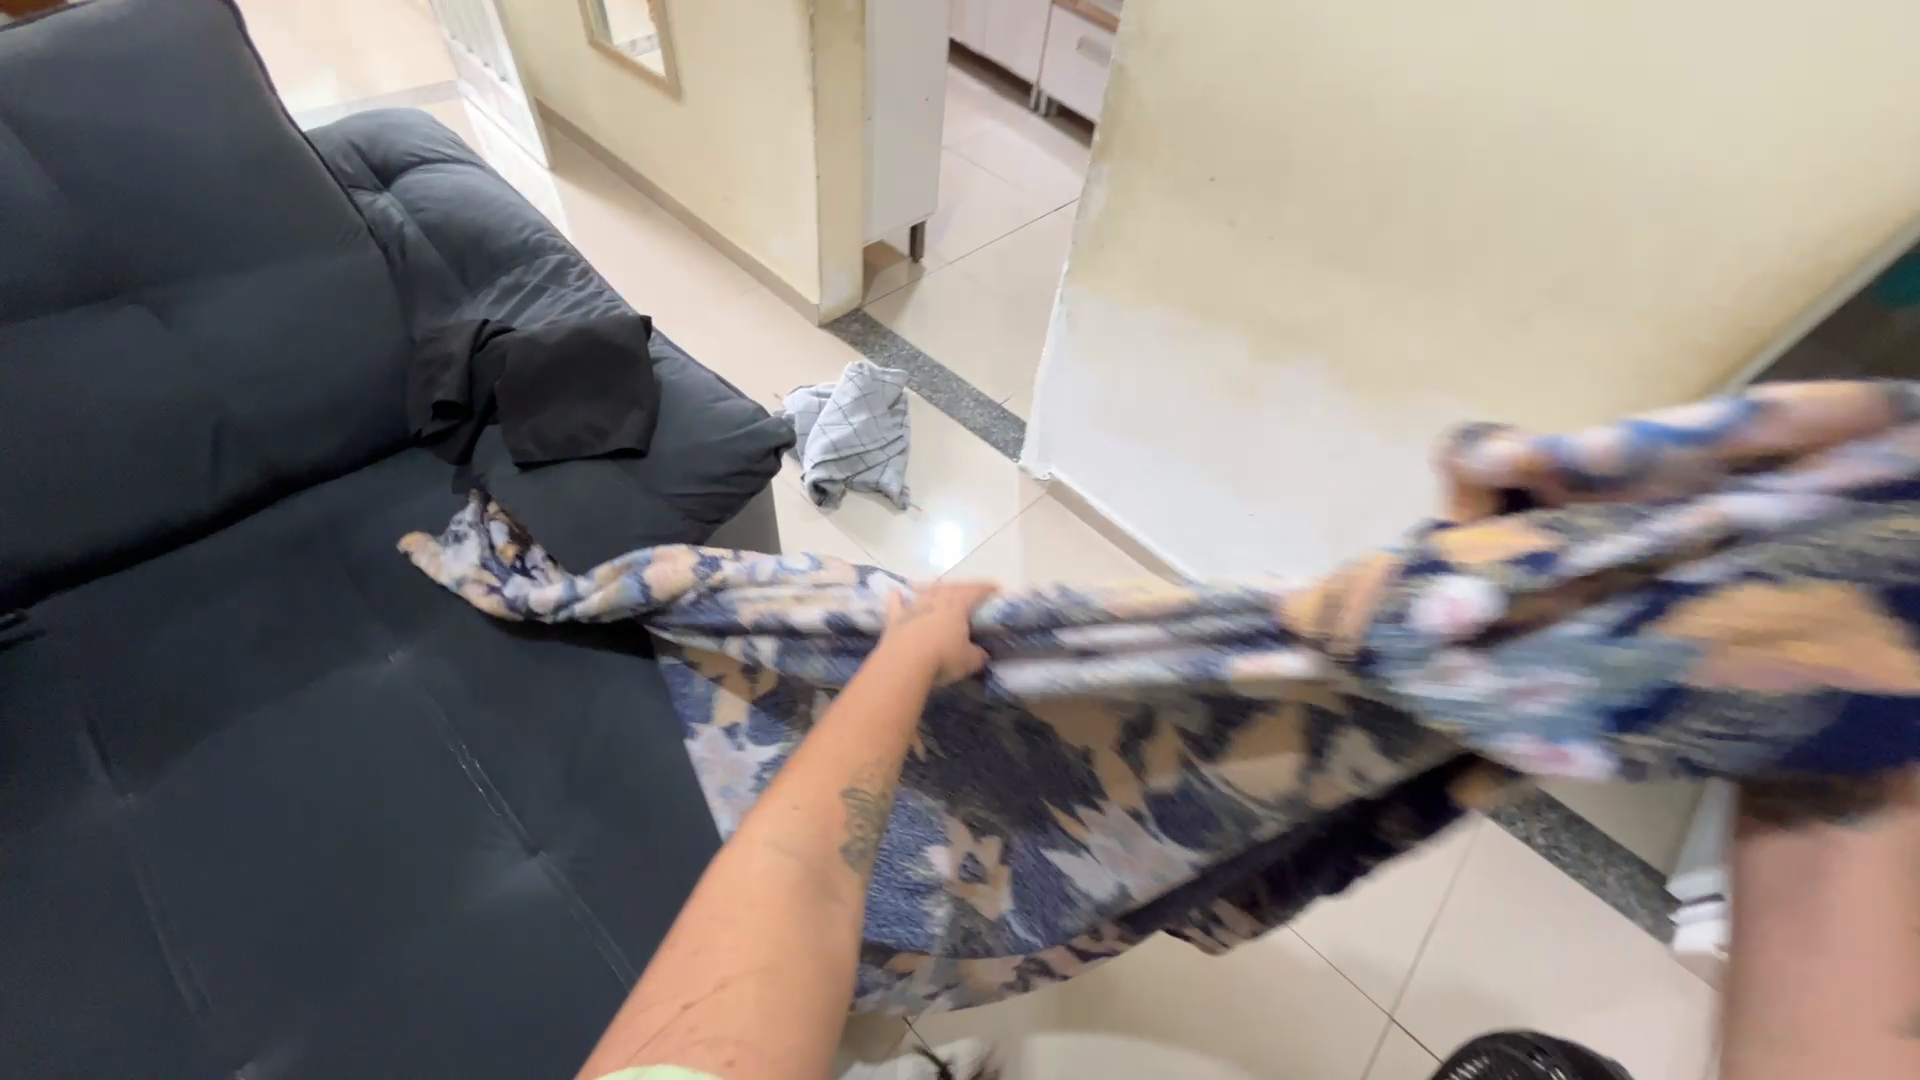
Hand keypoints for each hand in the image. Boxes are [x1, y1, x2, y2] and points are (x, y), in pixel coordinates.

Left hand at [876, 581, 997, 686]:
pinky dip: (897, 597)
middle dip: (963, 587)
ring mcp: (914, 607)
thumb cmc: (943, 657)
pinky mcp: (895, 618)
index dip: (987, 589)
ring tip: (939, 586)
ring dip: (933, 587)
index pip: (976, 591)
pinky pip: (896, 603)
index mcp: (957, 605)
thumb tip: (981, 654)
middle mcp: (936, 600)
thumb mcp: (969, 660)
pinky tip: (896, 591)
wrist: (904, 662)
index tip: (995, 589)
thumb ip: (978, 654)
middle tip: (971, 590)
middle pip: (952, 587)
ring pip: (926, 590)